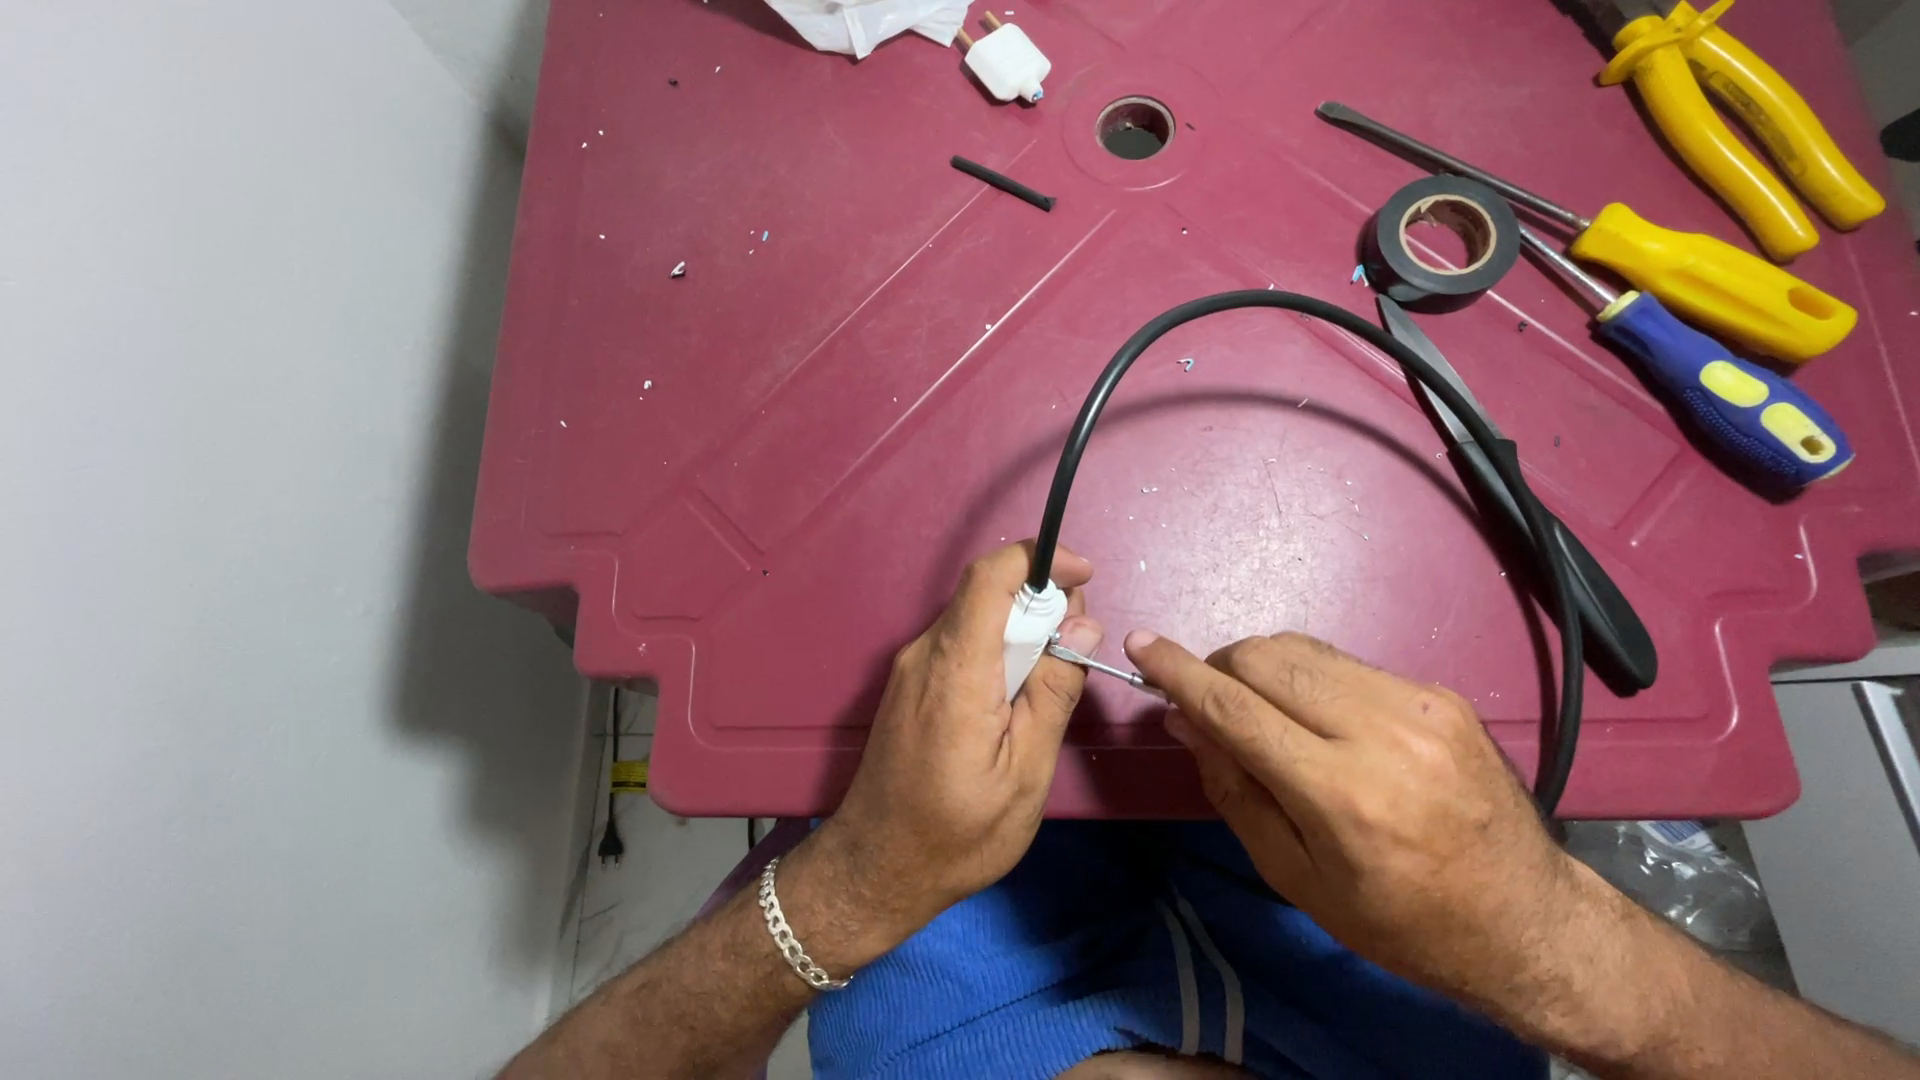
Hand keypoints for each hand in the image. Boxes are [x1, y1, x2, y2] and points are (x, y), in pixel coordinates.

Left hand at [784, 541, 1102, 968]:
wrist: (875, 870)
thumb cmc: (957, 834)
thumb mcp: (1025, 773)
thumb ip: (1053, 692)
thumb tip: (1081, 627)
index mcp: (955, 671)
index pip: (989, 578)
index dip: (1040, 559)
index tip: (1084, 576)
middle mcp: (924, 654)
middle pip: (986, 595)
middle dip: (1042, 601)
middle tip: (1079, 643)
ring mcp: (909, 668)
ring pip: (975, 619)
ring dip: (1022, 628)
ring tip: (1056, 672)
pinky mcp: (908, 685)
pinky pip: (960, 644)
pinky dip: (997, 649)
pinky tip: (1017, 692)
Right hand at [1125, 629, 1587, 1011]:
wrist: (1528, 923)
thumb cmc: (1397, 921)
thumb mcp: (1294, 874)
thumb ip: (1231, 787)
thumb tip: (1182, 719)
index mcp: (1342, 795)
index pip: (1235, 708)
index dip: (1177, 671)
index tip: (1139, 643)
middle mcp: (1383, 733)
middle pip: (1265, 658)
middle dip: (1218, 666)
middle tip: (1207, 700)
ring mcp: (1420, 705)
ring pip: (1302, 647)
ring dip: (1259, 666)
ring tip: (1258, 707)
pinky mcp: (1441, 693)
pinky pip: (1344, 662)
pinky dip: (1307, 677)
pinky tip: (1315, 716)